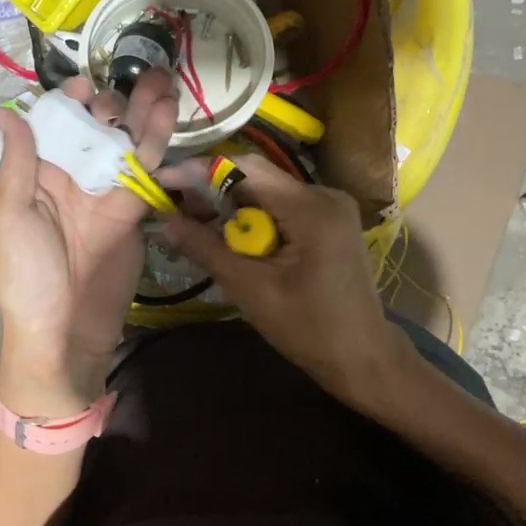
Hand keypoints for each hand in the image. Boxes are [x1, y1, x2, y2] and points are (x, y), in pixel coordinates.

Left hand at [0, 70, 177, 417]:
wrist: (65, 333)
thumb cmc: (27, 276)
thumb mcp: (10, 216)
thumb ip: (17, 162)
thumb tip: (5, 109)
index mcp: (32, 177)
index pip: (50, 128)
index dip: (66, 103)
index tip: (83, 85)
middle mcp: (67, 179)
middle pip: (90, 131)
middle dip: (108, 104)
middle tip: (126, 88)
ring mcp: (102, 194)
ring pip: (122, 144)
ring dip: (140, 113)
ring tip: (159, 80)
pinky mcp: (131, 211)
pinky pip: (144, 171)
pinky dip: (156, 144)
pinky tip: (168, 114)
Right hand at [160, 157, 398, 391]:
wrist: (363, 357)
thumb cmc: (308, 328)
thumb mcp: (249, 288)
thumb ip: (205, 249)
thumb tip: (163, 221)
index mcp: (312, 208)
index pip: (245, 168)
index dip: (200, 172)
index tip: (163, 182)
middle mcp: (325, 194)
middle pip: (255, 177)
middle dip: (210, 191)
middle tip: (174, 212)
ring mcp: (330, 206)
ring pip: (265, 191)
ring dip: (228, 206)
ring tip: (193, 227)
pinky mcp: (328, 220)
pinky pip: (279, 206)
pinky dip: (250, 218)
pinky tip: (227, 238)